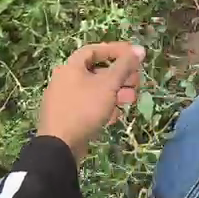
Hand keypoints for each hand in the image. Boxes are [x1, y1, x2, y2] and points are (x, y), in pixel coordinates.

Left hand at [35, 42, 144, 161]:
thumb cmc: (84, 108)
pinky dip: (103, 107)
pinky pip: (88, 106)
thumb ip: (125, 65)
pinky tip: (114, 117)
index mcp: (71, 68)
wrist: (58, 148)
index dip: (116, 51)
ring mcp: (64, 100)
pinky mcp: (66, 118)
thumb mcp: (109, 84)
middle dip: (120, 76)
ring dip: (116, 93)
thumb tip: (139, 49)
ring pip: (95, 90)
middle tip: (136, 82)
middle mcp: (65, 81)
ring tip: (131, 100)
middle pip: (98, 71)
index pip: (95, 50)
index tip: (133, 56)